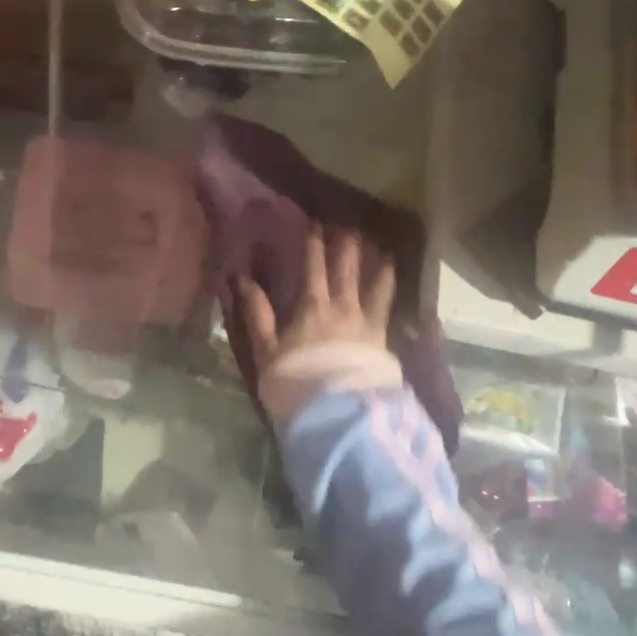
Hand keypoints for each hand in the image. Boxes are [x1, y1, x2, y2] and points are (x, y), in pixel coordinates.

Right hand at [237, 228, 394, 375]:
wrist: (335, 411)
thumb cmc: (294, 382)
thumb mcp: (266, 351)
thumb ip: (257, 314)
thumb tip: (242, 279)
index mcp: (312, 307)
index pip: (314, 267)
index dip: (314, 244)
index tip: (316, 223)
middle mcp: (343, 307)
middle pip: (347, 270)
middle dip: (348, 247)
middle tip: (350, 227)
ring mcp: (367, 323)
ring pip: (375, 286)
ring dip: (378, 266)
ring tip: (385, 253)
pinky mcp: (382, 341)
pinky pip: (388, 310)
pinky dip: (391, 295)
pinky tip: (394, 292)